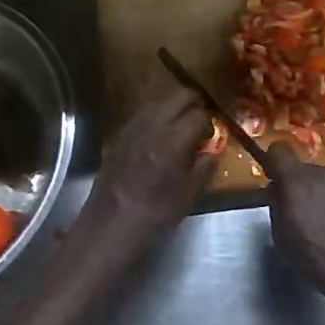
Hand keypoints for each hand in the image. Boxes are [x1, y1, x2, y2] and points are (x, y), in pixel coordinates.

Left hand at [80, 89, 214, 243]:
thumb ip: (204, 167)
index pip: (199, 116)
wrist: (110, 225)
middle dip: (193, 104)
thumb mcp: (188, 195)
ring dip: (172, 109)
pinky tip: (155, 138)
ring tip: (179, 128)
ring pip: (157, 103)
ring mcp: (131, 128)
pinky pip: (140, 117)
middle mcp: (152, 126)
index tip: (211, 137)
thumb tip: (214, 150)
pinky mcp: (117, 136)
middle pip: (178, 98)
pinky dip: (153, 120)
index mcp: (173, 140)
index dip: (210, 124)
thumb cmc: (155, 215)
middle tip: (200, 122)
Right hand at [267, 143, 324, 298]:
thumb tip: (278, 191)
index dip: (274, 161)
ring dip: (321, 195)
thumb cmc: (318, 260)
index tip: (275, 179)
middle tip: (300, 212)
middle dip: (298, 186)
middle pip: (303, 169)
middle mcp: (322, 174)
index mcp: (296, 182)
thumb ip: (276, 207)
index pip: (279, 150)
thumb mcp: (282, 239)